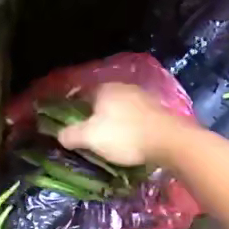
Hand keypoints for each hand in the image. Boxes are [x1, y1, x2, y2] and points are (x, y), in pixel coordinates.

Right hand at [56, 82, 192, 167]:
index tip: (66, 122)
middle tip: (86, 133)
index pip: (80, 94)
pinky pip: (135, 116)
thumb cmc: (124, 136)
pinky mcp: (157, 110)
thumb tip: (59, 135)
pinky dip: (128, 125)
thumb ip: (70, 134)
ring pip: (119, 108)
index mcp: (104, 89)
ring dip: (113, 120)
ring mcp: (142, 97)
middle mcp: (123, 87)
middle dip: (93, 114)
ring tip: (107, 138)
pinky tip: (128, 138)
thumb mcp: (89, 138)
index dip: (71, 108)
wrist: (168, 141)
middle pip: (101, 100)